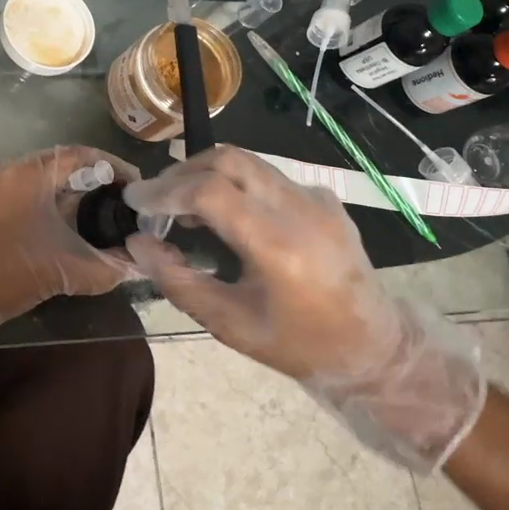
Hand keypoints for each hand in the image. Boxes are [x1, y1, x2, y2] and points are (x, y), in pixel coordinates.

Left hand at [0, 145, 138, 399]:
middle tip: (116, 204)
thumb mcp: (66, 272)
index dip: (112, 167)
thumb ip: (109, 266)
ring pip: (34, 180)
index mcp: (26, 173)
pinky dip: (39, 204)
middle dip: (90, 183)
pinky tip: (55, 228)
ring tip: (91, 218)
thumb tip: (136, 263)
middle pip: (57, 165)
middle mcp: (3, 168)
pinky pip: (15, 192)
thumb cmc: (7, 276)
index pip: (80, 155)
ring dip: (63, 195)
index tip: (134, 185)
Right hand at [122, 146, 483, 472]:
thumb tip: (136, 243)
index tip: (134, 202)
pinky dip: (234, 183)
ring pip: (248, 162)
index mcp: (278, 245)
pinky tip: (223, 215)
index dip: (164, 191)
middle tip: (154, 199)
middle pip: (227, 159)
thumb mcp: (228, 324)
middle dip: (181, 172)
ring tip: (181, 207)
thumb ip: (176, 280)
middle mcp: (300, 209)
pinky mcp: (324, 199)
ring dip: (206, 174)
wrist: (375, 349)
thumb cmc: (298, 345)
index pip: (209, 190)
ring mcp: (317, 199)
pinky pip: (268, 176)